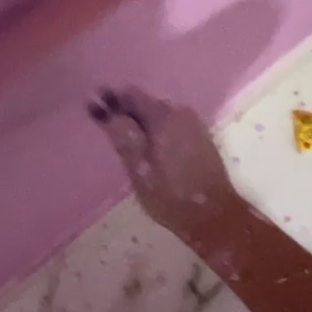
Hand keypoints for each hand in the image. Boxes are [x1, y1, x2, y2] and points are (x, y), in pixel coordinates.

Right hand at [88, 87, 236, 232]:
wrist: (215, 217)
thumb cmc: (171, 196)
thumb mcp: (139, 170)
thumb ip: (122, 136)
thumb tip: (104, 109)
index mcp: (163, 118)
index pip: (130, 95)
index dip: (111, 101)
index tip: (95, 112)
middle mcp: (180, 113)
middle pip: (145, 103)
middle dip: (126, 113)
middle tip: (110, 135)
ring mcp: (193, 124)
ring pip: (158, 115)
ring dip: (142, 124)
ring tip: (129, 146)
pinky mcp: (200, 137)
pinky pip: (171, 125)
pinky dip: (157, 133)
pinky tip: (151, 151)